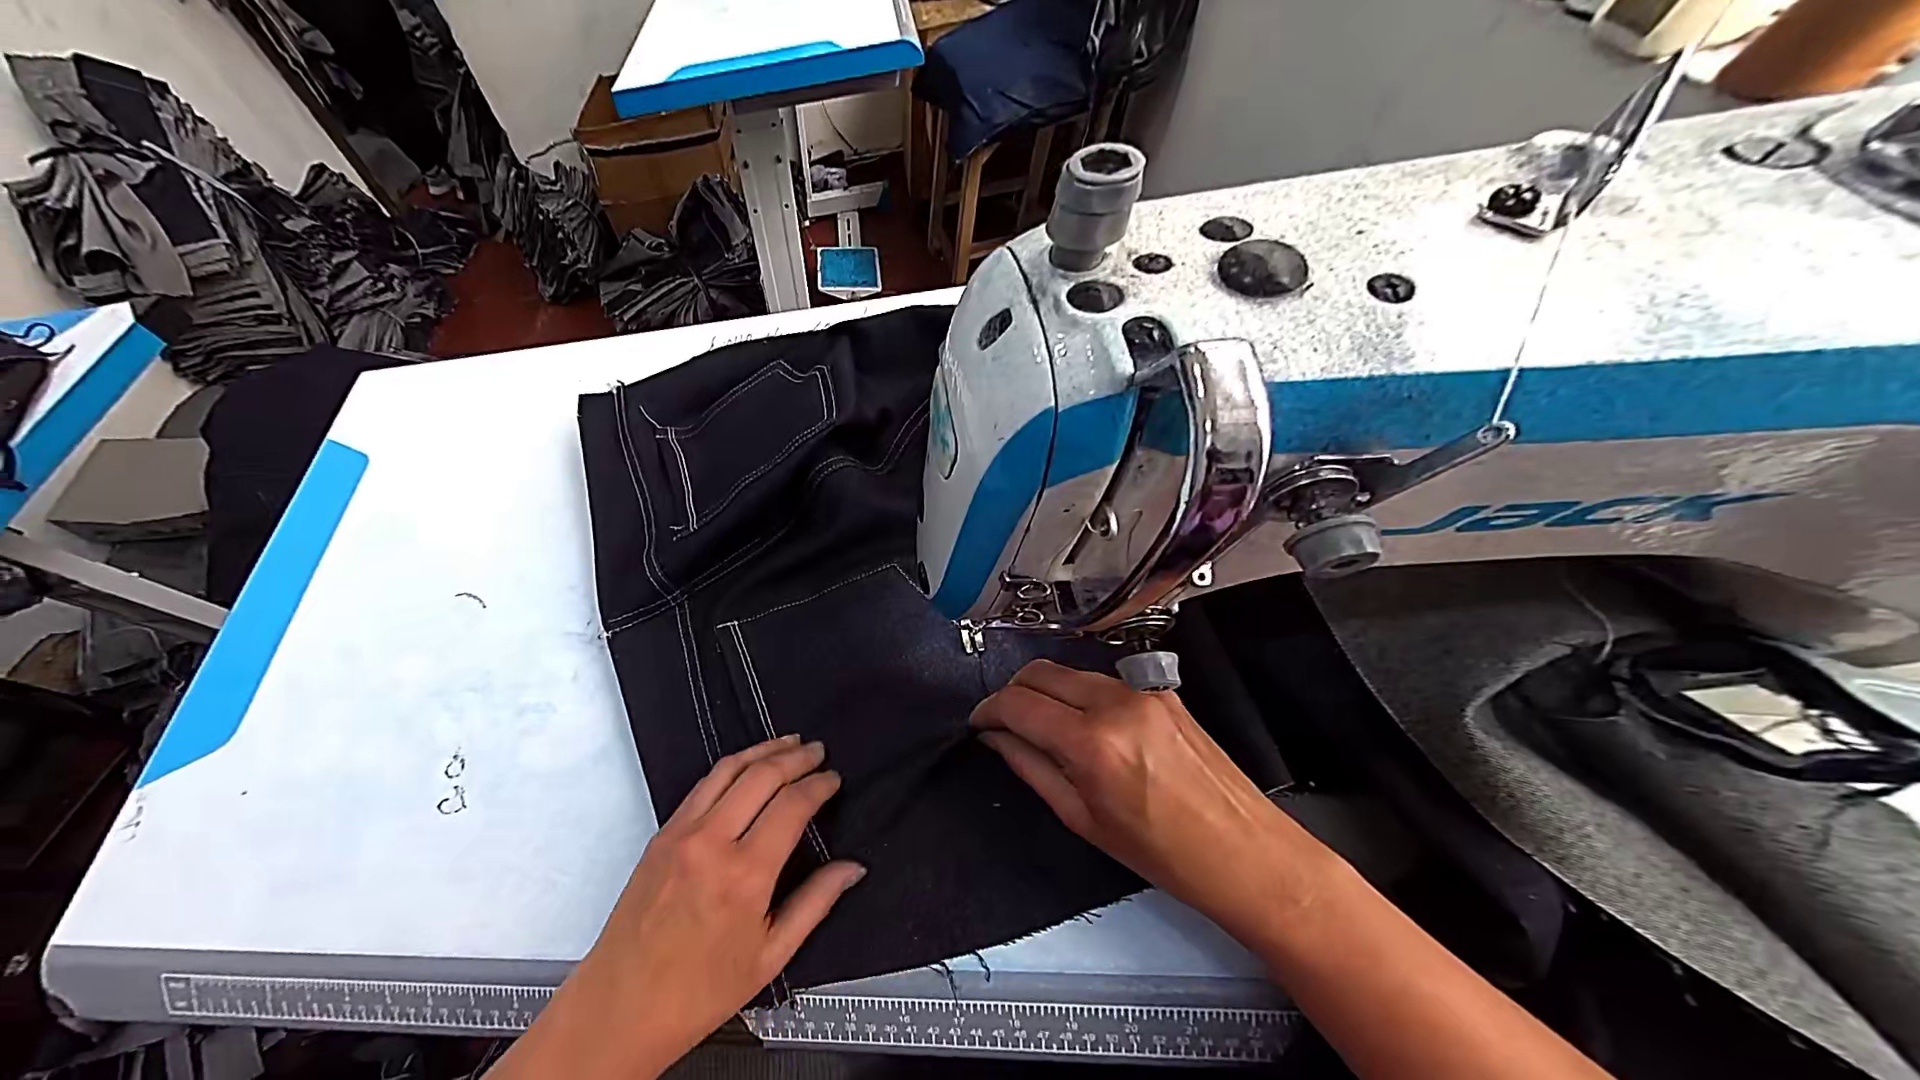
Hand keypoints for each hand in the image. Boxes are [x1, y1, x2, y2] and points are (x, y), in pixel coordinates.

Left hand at [491, 735, 864, 1079]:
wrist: (618, 1010)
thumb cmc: (697, 993)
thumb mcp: (771, 957)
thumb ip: (817, 903)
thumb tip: (853, 868)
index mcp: (745, 876)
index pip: (793, 804)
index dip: (819, 784)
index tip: (834, 779)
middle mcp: (711, 844)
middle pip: (763, 775)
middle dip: (797, 757)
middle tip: (819, 751)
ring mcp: (681, 835)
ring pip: (730, 769)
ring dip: (764, 749)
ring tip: (790, 742)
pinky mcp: (661, 835)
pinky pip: (702, 785)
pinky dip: (732, 766)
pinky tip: (747, 765)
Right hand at [971, 660, 1328, 938]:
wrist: (1243, 852)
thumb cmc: (1168, 852)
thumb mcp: (1083, 819)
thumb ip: (1031, 768)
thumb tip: (998, 739)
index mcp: (1093, 744)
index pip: (1019, 703)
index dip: (988, 710)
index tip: (980, 722)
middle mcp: (1118, 706)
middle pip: (1040, 672)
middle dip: (1012, 692)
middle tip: (1002, 721)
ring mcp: (1143, 694)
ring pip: (1071, 673)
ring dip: (1046, 692)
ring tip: (1042, 727)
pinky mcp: (1162, 693)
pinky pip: (1103, 682)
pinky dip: (1079, 696)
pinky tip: (1081, 726)